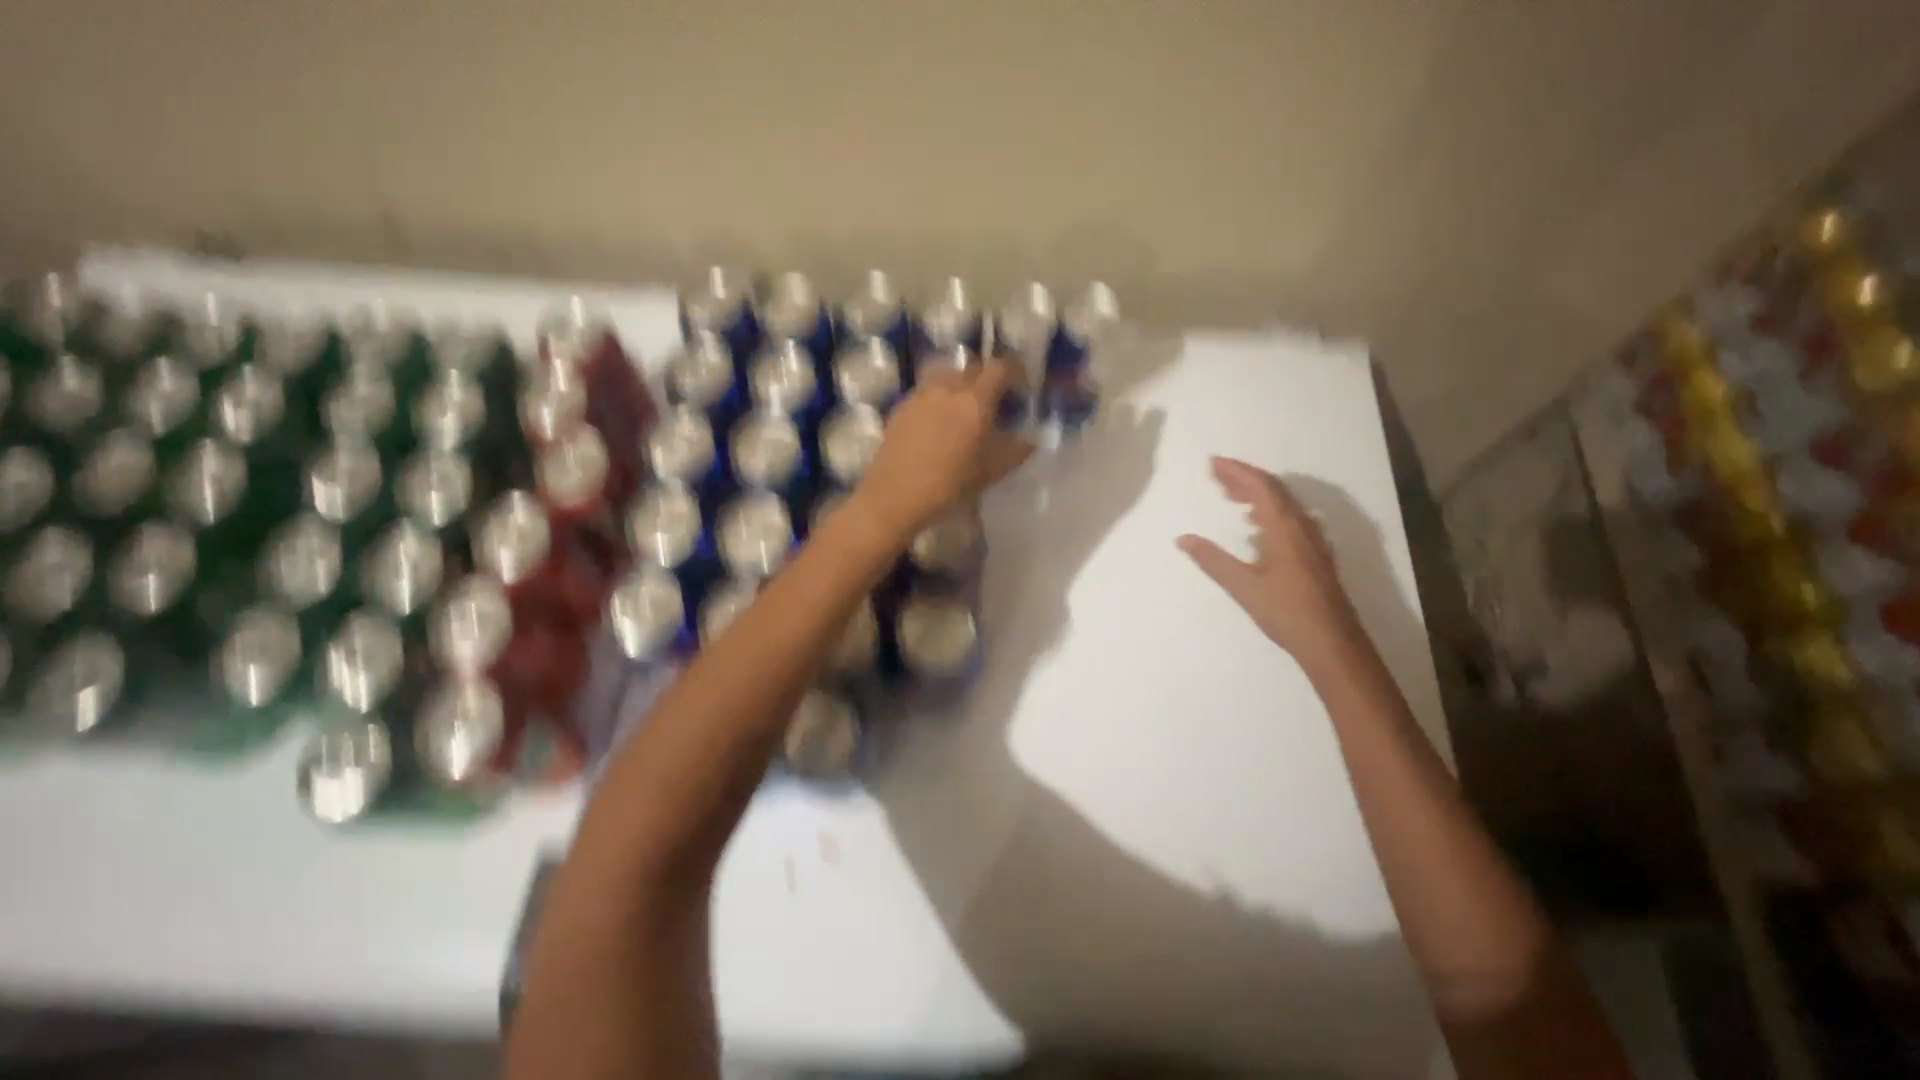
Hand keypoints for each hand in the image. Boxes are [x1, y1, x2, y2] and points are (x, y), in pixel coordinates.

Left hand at [852, 359, 1034, 539]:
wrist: (893, 497)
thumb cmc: (948, 485)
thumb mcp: (991, 472)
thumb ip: (1016, 450)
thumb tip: (1031, 439)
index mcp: (974, 400)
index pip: (1000, 368)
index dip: (1016, 372)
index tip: (1022, 389)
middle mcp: (947, 387)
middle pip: (973, 367)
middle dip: (989, 378)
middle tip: (997, 400)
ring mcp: (921, 394)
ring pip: (948, 375)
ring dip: (962, 384)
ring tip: (966, 408)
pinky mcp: (902, 405)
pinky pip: (928, 390)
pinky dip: (941, 397)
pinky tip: (940, 422)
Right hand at [1178, 457, 1364, 668]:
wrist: (1332, 642)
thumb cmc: (1286, 612)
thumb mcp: (1243, 586)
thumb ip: (1212, 560)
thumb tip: (1183, 538)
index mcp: (1285, 528)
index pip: (1261, 486)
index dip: (1237, 471)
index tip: (1213, 463)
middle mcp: (1303, 526)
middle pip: (1274, 490)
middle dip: (1245, 479)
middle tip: (1217, 475)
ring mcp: (1313, 540)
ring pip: (1285, 504)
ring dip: (1258, 494)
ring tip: (1232, 496)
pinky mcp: (1316, 555)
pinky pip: (1292, 519)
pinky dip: (1270, 511)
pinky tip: (1258, 527)